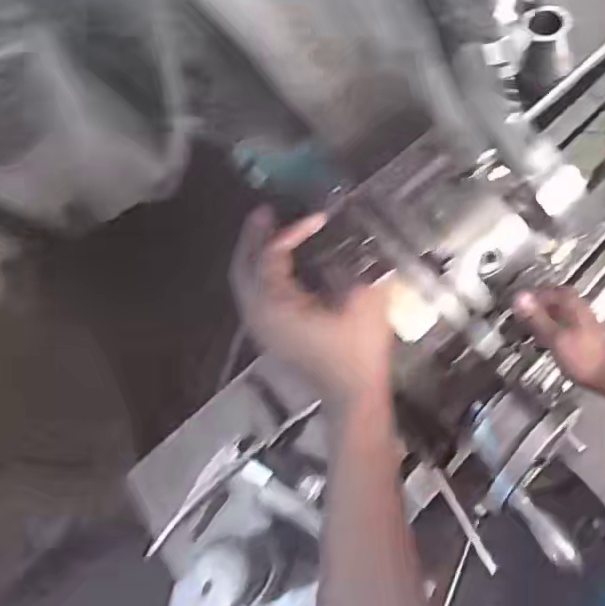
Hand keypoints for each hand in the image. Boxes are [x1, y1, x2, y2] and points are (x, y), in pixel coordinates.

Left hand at [237, 207, 394, 415]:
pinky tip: (281, 260)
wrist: (353, 394)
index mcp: (276, 306)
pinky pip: (256, 293)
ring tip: (269, 228)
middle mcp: (259, 316)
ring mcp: (262, 327)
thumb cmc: (358, 349)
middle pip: (244, 268)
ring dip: (255, 253)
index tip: (320, 217)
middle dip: (253, 238)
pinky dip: (262, 270)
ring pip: (246, 282)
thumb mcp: (360, 300)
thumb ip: (341, 269)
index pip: (272, 256)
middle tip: (265, 210)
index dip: (292, 231)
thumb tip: (329, 254)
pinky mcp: (273, 334)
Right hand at [513, 288, 604, 390]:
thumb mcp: (554, 337)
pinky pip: (562, 323)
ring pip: (557, 312)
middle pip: (551, 299)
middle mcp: (577, 304)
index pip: (544, 290)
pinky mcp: (584, 332)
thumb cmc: (581, 356)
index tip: (514, 310)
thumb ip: (536, 317)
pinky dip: (551, 329)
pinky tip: (545, 342)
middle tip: (519, 320)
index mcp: (570, 301)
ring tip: (528, 332)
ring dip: (542, 319)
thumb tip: (518, 296)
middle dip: (535, 308)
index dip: (529, 298)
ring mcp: (582, 318)